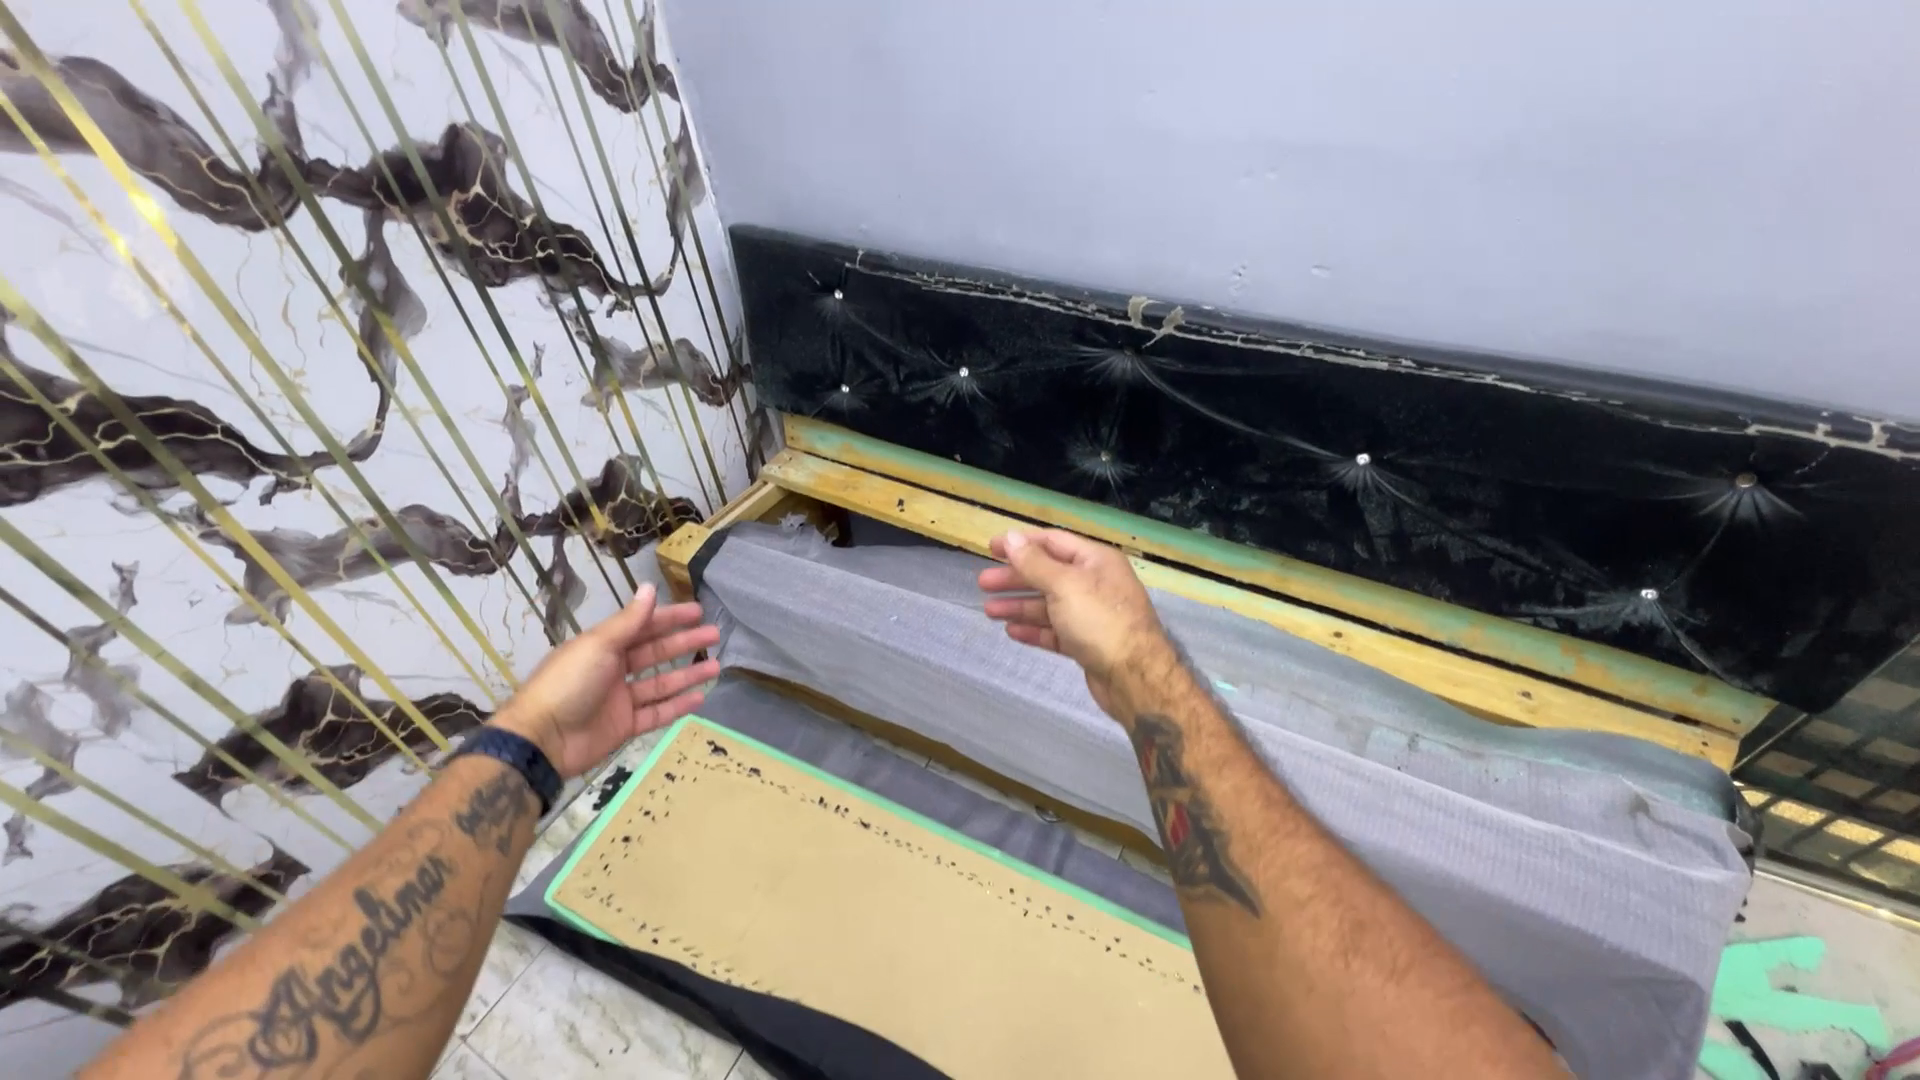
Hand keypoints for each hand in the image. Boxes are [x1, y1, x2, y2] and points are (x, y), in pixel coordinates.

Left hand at [490, 583, 719, 778]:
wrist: (542, 739)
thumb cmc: (568, 683)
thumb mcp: (598, 645)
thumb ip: (629, 621)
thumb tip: (649, 587)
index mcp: (603, 647)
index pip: (643, 627)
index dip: (670, 618)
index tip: (698, 612)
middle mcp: (612, 670)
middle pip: (655, 653)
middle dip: (685, 643)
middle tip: (715, 635)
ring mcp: (619, 700)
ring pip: (660, 683)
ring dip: (688, 674)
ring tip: (716, 667)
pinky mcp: (624, 727)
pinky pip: (656, 713)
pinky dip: (678, 705)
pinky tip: (700, 697)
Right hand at [978, 530, 1171, 714]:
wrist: (1134, 677)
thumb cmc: (1100, 621)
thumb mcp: (1064, 585)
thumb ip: (1034, 562)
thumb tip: (1011, 537)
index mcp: (1095, 561)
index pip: (1053, 542)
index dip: (1021, 543)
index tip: (990, 548)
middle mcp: (1095, 584)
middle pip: (1047, 574)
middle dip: (1015, 578)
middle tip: (983, 583)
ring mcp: (1092, 615)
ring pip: (1049, 605)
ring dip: (1019, 605)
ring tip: (989, 611)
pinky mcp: (1087, 644)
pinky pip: (1055, 631)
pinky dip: (1034, 630)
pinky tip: (1012, 631)